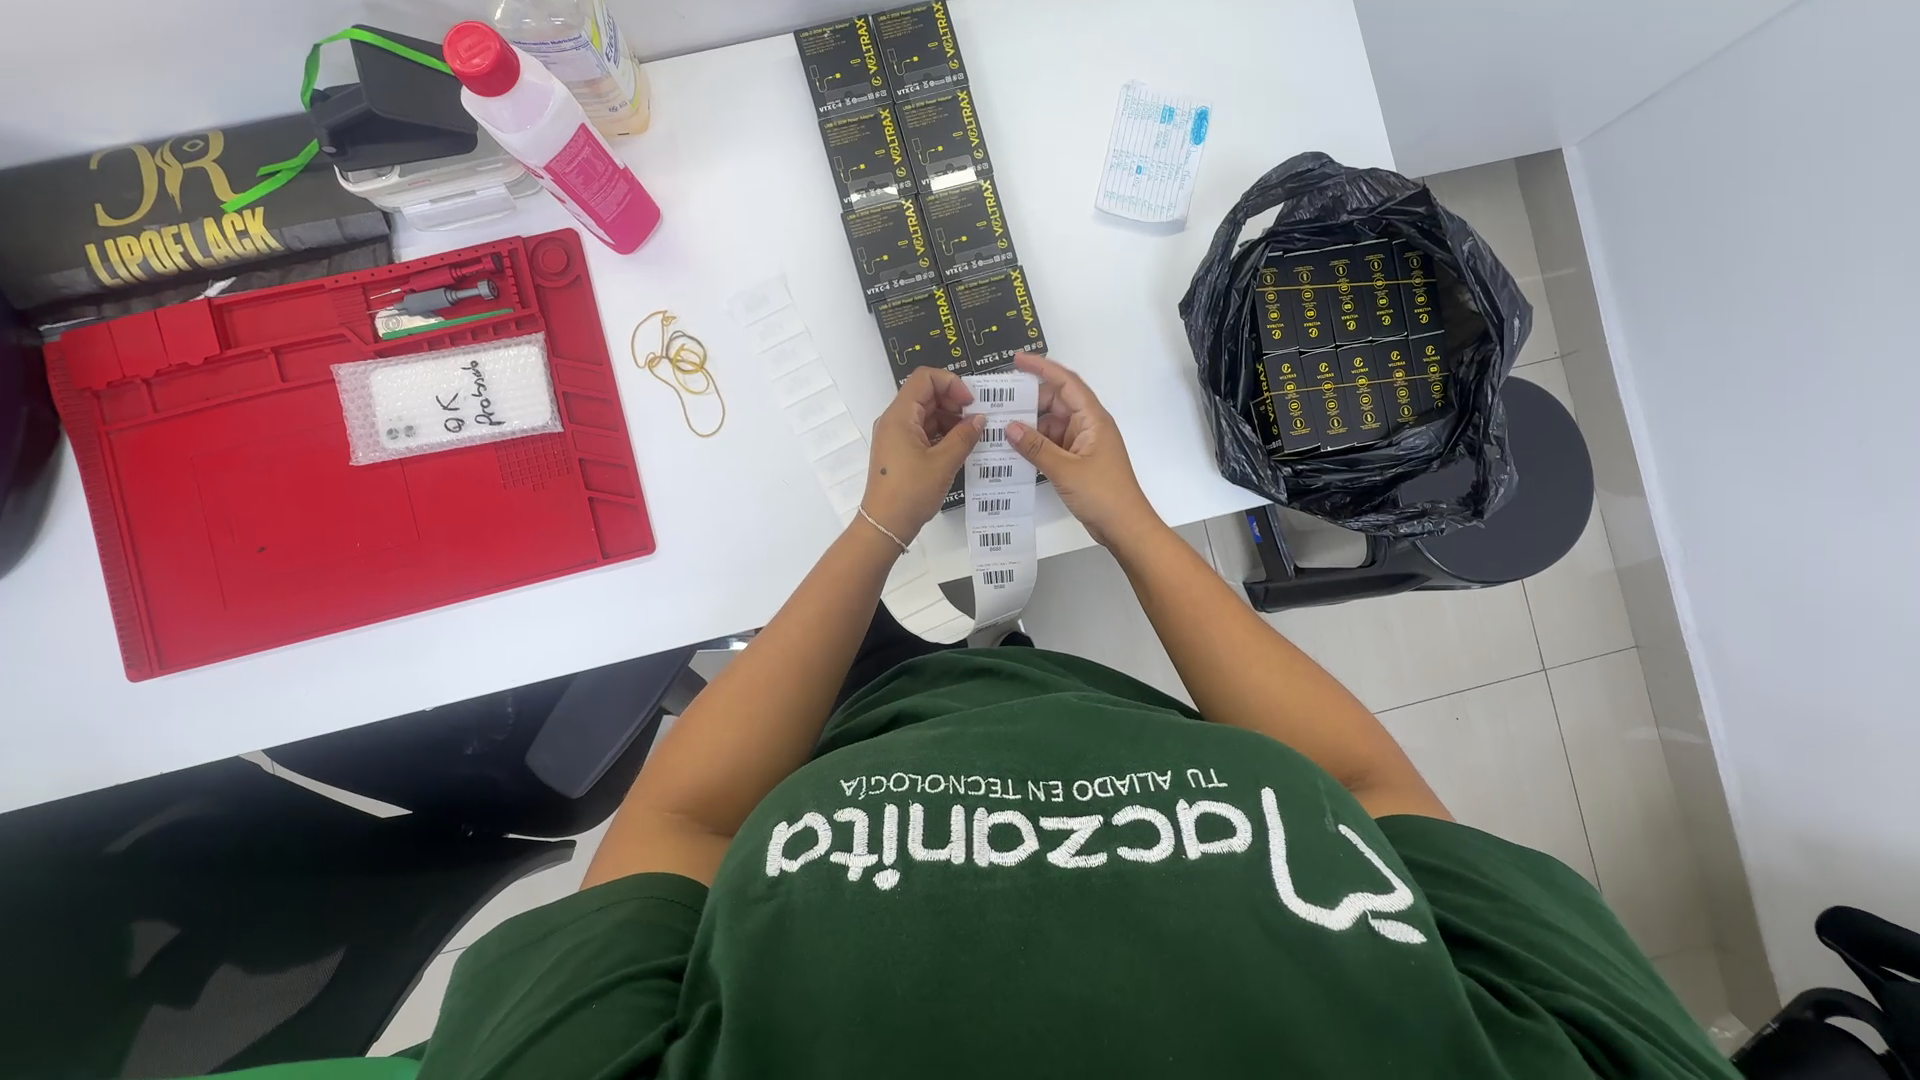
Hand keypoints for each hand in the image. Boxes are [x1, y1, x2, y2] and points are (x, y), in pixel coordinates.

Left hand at [861, 366, 982, 547]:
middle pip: (926, 394)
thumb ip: (965, 436)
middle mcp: (894, 421)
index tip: (970, 403)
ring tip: (972, 436)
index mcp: (899, 416)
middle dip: (954, 402)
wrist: (885, 525)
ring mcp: (896, 437)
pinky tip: (959, 448)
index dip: (951, 383)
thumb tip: (980, 419)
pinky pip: (923, 432)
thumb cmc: (910, 493)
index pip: (925, 378)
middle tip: (976, 420)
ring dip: (950, 420)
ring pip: (927, 414)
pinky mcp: (900, 452)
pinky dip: (942, 435)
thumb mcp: (944, 463)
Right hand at [1004, 352, 1158, 545]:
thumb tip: (1010, 427)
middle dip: (1028, 401)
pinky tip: (1014, 449)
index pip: (1066, 382)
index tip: (1018, 360)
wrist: (1124, 527)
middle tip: (998, 402)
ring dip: (1028, 426)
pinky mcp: (1076, 461)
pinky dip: (1034, 445)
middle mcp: (1088, 426)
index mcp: (1092, 419)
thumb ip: (1035, 448)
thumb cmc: (1104, 495)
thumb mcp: (1065, 470)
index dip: (1042, 368)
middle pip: (1055, 403)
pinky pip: (1051, 444)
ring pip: (1050, 425)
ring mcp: (1082, 444)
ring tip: (1000, 427)